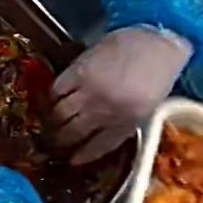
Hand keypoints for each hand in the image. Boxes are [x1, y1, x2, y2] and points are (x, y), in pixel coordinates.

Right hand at [50, 26, 191, 164]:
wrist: (156, 42)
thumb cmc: (157, 73)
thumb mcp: (147, 104)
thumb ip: (123, 118)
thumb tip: (97, 128)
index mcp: (129, 120)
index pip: (100, 145)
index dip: (84, 154)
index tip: (71, 160)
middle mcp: (107, 110)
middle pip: (74, 131)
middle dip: (60, 139)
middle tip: (51, 140)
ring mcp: (90, 91)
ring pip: (60, 113)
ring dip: (51, 120)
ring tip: (46, 121)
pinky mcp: (77, 72)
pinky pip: (56, 90)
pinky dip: (51, 96)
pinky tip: (50, 98)